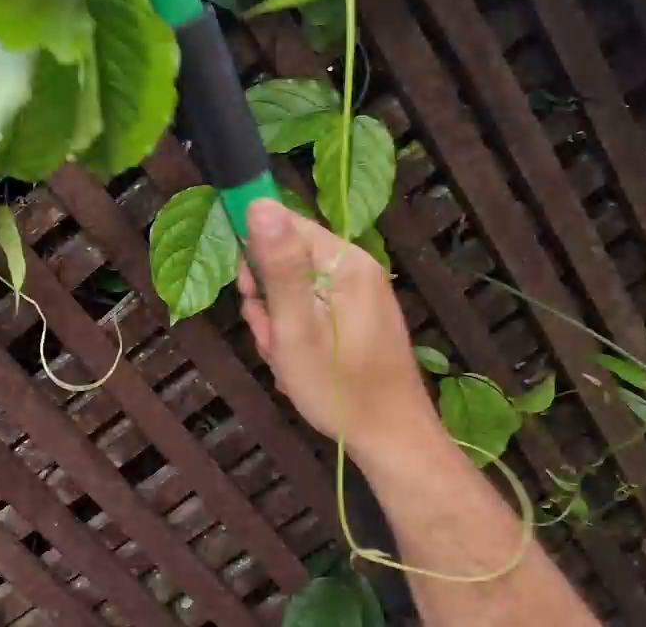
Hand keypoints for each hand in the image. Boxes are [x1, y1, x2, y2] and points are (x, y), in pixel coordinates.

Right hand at [237, 200, 439, 461]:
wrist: (393, 443)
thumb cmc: (339, 386)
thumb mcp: (296, 326)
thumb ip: (278, 264)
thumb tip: (258, 202)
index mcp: (345, 262)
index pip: (282, 224)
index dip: (255, 256)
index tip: (251, 296)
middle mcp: (356, 268)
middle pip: (285, 256)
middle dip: (266, 297)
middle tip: (272, 335)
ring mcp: (358, 293)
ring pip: (291, 286)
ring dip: (276, 320)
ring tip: (286, 355)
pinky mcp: (356, 316)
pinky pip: (309, 307)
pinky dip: (295, 332)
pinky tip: (298, 361)